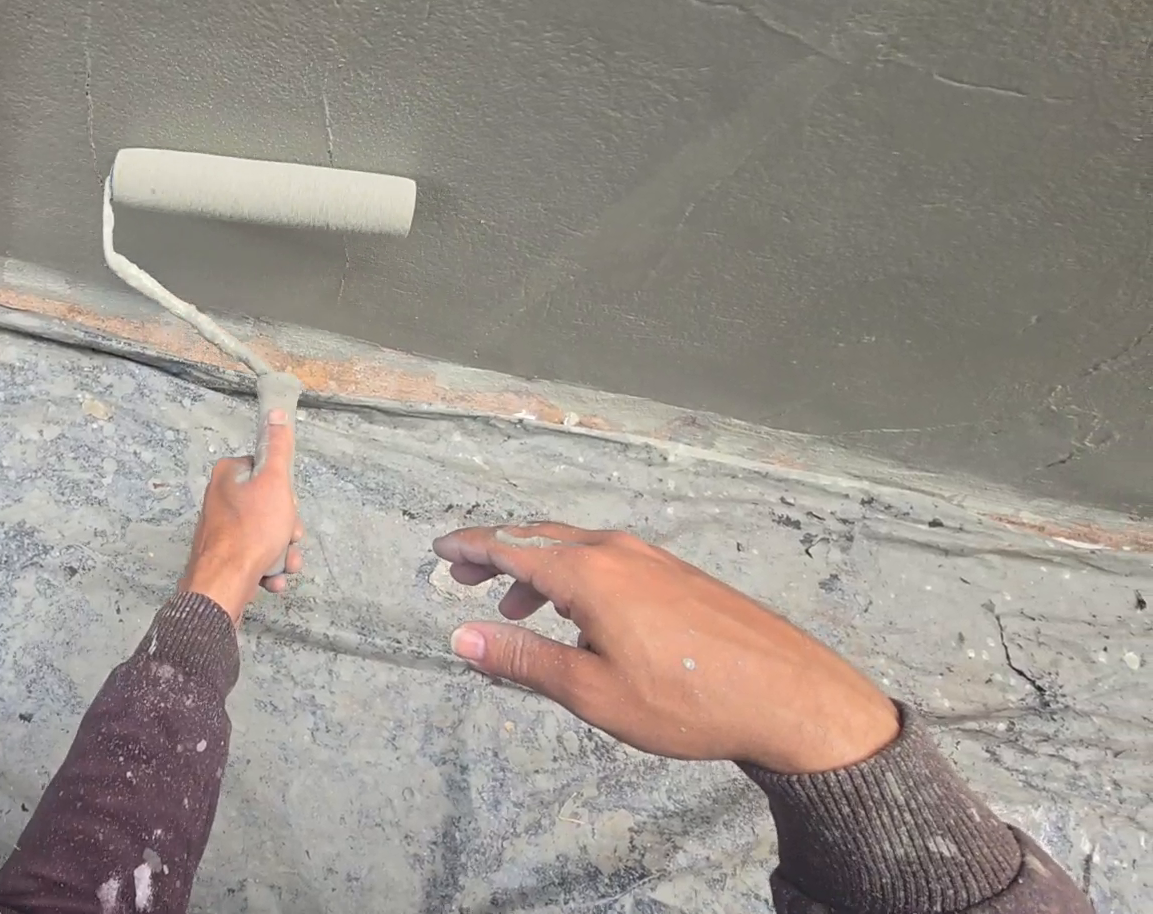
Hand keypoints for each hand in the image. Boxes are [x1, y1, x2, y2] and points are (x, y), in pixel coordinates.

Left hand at [179, 410, 303, 622]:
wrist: (223, 585)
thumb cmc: (250, 533)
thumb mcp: (274, 483)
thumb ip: (278, 448)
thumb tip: (276, 414)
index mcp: (228, 475)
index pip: (267, 472)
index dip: (285, 492)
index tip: (287, 507)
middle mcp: (220, 499)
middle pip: (270, 506)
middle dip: (287, 528)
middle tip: (288, 539)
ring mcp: (221, 529)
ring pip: (266, 534)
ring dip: (282, 552)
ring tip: (282, 565)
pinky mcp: (224, 556)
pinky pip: (255, 556)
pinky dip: (267, 568)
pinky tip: (270, 578)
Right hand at [434, 522, 898, 773]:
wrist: (801, 702)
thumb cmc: (685, 701)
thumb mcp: (591, 690)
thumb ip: (521, 659)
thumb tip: (459, 638)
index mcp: (584, 572)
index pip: (507, 545)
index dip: (467, 546)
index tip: (438, 548)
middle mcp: (611, 550)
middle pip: (536, 537)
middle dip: (494, 553)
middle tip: (464, 577)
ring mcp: (648, 556)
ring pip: (571, 546)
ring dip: (533, 567)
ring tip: (518, 605)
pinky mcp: (675, 572)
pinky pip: (603, 557)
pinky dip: (570, 573)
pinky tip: (580, 611)